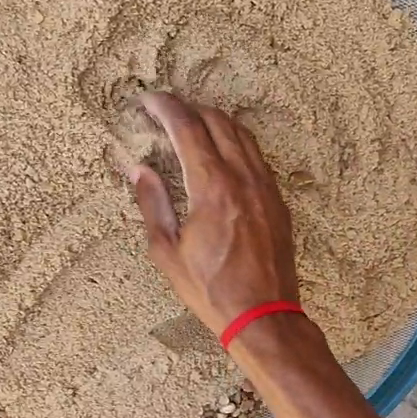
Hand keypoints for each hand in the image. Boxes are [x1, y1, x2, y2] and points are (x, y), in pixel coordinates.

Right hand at [128, 92, 302, 336]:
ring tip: (192, 125)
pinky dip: (237, 143)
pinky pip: (257, 157)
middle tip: (166, 112)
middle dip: (188, 108)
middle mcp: (243, 178)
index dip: (165, 107)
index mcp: (212, 187)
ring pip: (242, 134)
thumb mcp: (167, 252)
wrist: (263, 315)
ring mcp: (266, 188)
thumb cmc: (212, 290)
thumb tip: (138, 169)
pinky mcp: (278, 202)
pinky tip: (223, 154)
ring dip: (215, 121)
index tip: (147, 101)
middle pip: (217, 120)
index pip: (187, 127)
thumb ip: (152, 203)